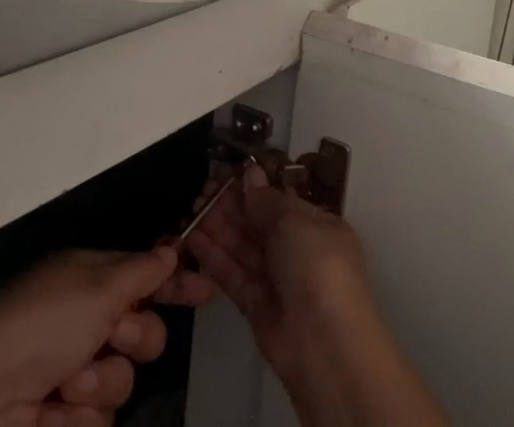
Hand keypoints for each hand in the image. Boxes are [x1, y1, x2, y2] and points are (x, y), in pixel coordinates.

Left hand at [0, 247, 214, 426]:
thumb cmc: (40, 326)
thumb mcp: (96, 286)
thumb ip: (141, 270)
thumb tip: (170, 250)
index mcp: (86, 280)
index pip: (142, 276)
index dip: (174, 283)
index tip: (206, 291)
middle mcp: (83, 322)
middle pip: (144, 330)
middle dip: (137, 337)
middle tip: (115, 336)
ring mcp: (73, 369)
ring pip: (125, 377)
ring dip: (103, 380)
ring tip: (69, 383)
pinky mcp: (65, 414)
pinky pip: (101, 415)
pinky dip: (82, 414)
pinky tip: (56, 410)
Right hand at [186, 164, 449, 426]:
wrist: (323, 340)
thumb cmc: (317, 266)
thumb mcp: (295, 222)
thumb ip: (266, 200)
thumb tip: (251, 174)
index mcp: (318, 226)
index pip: (281, 201)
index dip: (253, 187)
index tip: (225, 174)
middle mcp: (298, 250)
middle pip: (259, 223)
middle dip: (231, 206)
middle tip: (201, 190)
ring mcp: (277, 278)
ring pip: (243, 247)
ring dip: (218, 227)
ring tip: (190, 208)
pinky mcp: (256, 304)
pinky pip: (233, 274)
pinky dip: (213, 256)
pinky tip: (191, 237)